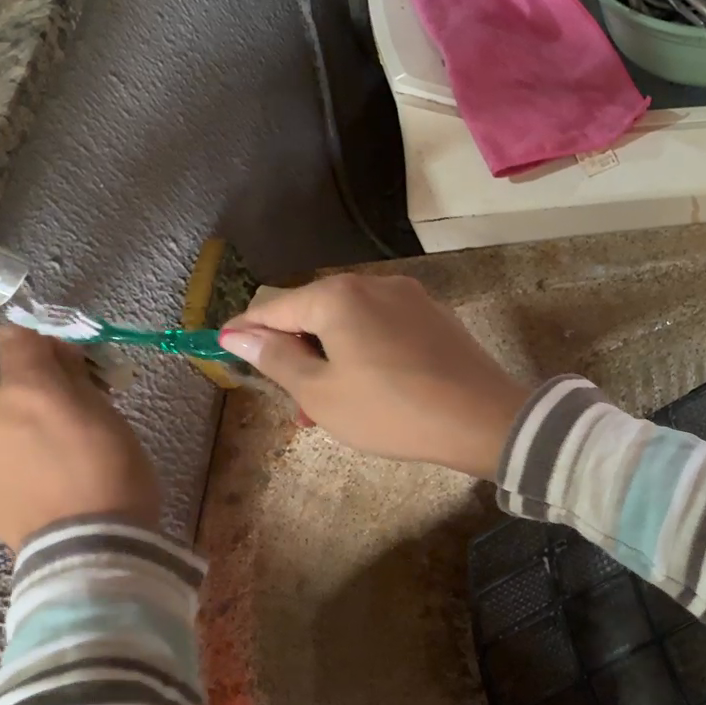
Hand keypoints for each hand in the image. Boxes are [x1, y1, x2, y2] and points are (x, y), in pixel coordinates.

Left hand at [0, 325, 160, 549]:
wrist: (87, 541)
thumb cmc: (117, 476)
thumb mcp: (111, 420)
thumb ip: (78, 381)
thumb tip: (58, 352)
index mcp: (31, 390)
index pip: (19, 340)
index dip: (38, 342)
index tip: (55, 353)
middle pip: (2, 383)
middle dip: (30, 393)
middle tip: (60, 418)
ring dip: (0, 420)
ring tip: (30, 448)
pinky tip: (8, 464)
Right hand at [218, 274, 528, 479]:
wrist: (484, 419)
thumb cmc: (393, 410)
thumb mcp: (321, 393)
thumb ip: (276, 359)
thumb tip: (238, 334)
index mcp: (339, 296)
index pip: (274, 308)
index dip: (245, 333)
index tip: (222, 353)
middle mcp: (377, 285)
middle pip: (317, 314)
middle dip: (299, 356)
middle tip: (292, 403)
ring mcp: (414, 299)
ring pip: (354, 326)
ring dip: (334, 362)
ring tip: (328, 410)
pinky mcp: (439, 319)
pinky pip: (387, 331)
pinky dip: (368, 356)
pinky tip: (370, 393)